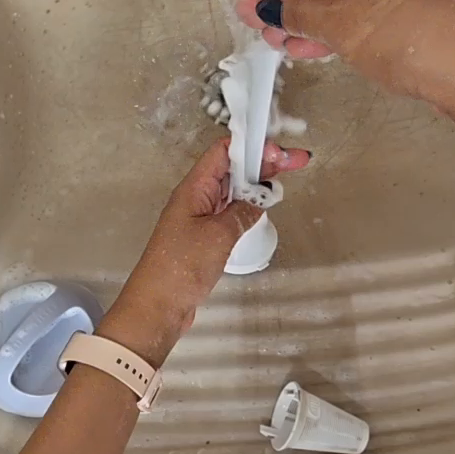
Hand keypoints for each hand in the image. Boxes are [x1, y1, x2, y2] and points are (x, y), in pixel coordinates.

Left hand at [99, 139, 309, 363]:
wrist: (158, 306)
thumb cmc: (182, 267)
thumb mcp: (219, 235)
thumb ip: (242, 212)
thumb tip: (261, 197)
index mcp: (194, 188)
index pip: (223, 151)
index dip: (253, 146)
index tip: (280, 151)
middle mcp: (195, 197)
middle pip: (231, 168)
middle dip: (262, 162)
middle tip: (296, 162)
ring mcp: (198, 218)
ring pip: (231, 191)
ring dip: (256, 184)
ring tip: (284, 180)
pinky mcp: (202, 238)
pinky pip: (227, 212)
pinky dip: (247, 207)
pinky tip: (263, 209)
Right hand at [237, 0, 454, 111]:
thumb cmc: (404, 32)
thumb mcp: (339, 25)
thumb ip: (297, 15)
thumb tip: (272, 10)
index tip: (245, 14)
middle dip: (291, 3)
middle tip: (266, 36)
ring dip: (314, 18)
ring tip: (289, 47)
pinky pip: (368, 1)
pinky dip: (342, 21)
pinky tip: (323, 45)